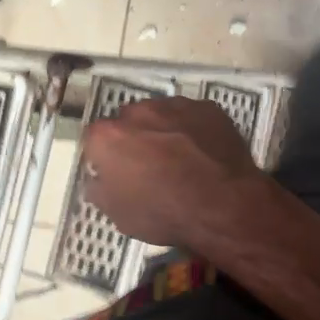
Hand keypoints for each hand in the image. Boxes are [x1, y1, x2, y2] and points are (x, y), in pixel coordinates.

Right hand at [78, 97, 259, 247]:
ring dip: (165, 129)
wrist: (222, 204)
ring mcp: (177, 105)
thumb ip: (100, 188)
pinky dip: (193, 128)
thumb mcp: (117, 214)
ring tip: (181, 157)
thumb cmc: (163, 212)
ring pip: (163, 114)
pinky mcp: (208, 107)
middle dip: (136, 137)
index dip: (106, 154)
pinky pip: (192, 115)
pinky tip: (202, 150)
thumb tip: (98, 178)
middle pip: (130, 120)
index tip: (117, 170)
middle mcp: (140, 111)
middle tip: (150, 163)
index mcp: (108, 136)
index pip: (96, 138)